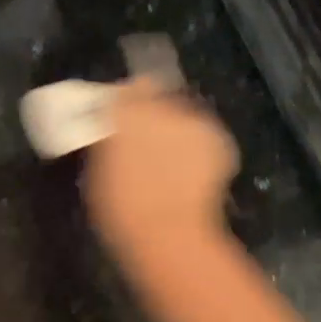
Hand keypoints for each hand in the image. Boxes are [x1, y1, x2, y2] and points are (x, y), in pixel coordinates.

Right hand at [84, 83, 239, 264]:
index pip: (129, 87)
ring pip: (184, 116)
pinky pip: (205, 136)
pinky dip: (198, 148)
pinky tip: (190, 173)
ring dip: (177, 131)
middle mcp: (163, 107)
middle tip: (145, 142)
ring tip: (170, 161)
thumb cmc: (121, 208)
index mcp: (124, 111)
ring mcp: (195, 122)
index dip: (127, 100)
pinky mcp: (221, 140)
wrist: (168, 234)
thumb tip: (113, 122)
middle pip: (159, 98)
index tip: (123, 115)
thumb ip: (109, 137)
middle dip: (153, 115)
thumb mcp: (99, 168)